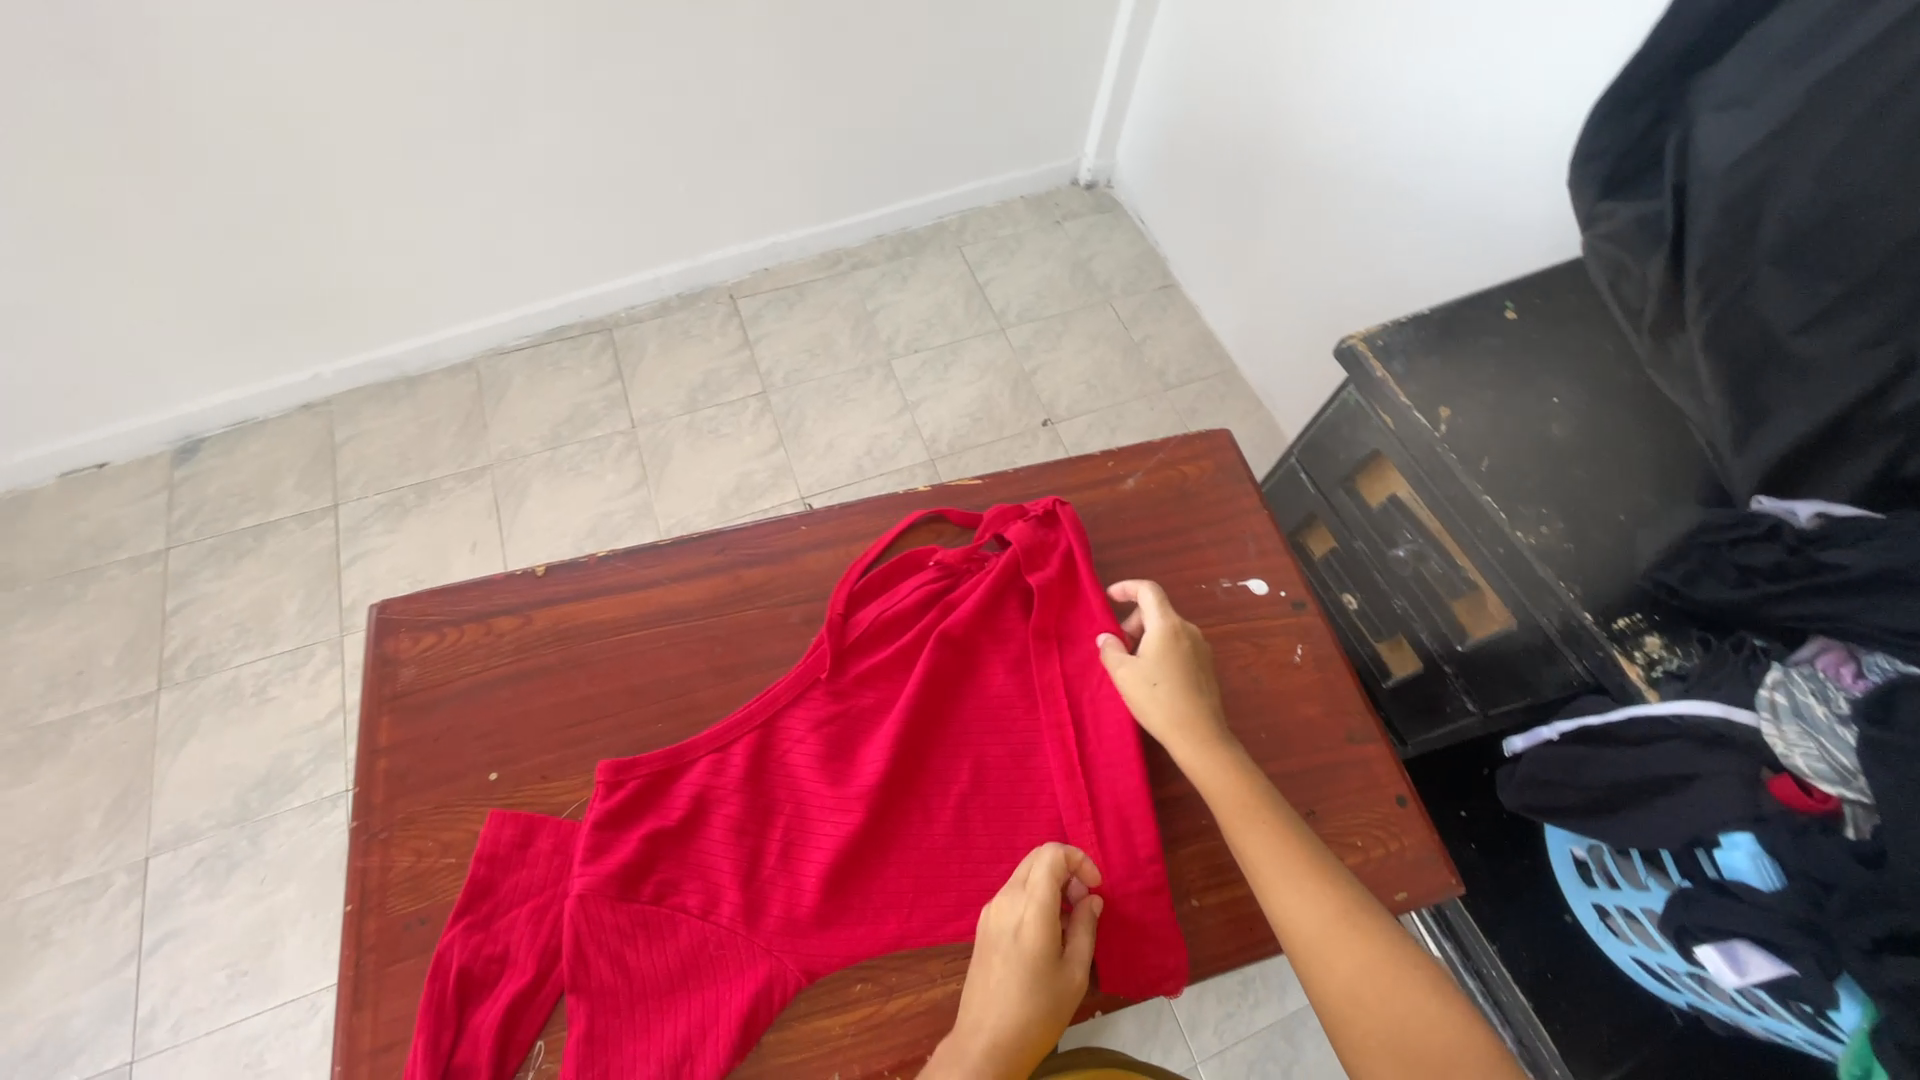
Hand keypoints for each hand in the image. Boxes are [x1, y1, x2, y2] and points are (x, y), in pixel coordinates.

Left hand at [926, 843, 1103, 1079]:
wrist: (986, 1043)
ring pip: (1025, 875)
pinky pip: (1014, 894)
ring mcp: (991, 910)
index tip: (1095, 888)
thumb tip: (1091, 899)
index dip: (1079, 860)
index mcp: (1030, 906)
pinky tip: (1047, 934)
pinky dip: (1035, 898)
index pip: (1052, 853)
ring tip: (1069, 925)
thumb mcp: (1074, 972)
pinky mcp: (984, 924)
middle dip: (1067, 870)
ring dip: (1051, 885)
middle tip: (1084, 905)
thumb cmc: (1038, 1012)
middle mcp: (1006, 898)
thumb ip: (1086, 927)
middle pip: (1037, 858)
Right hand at [1097, 580, 1235, 762]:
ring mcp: (1201, 647)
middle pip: (1156, 611)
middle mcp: (1188, 629)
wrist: (1199, 735)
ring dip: (1146, 639)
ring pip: (1167, 630)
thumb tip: (1107, 637)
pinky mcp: (1206, 665)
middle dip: (1132, 623)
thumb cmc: (1157, 699)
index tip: (1109, 597)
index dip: (1127, 587)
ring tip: (1134, 668)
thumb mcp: (1123, 674)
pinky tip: (1154, 679)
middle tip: (1118, 649)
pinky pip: (1178, 646)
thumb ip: (1110, 648)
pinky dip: (1161, 651)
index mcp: (1167, 625)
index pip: (1148, 590)